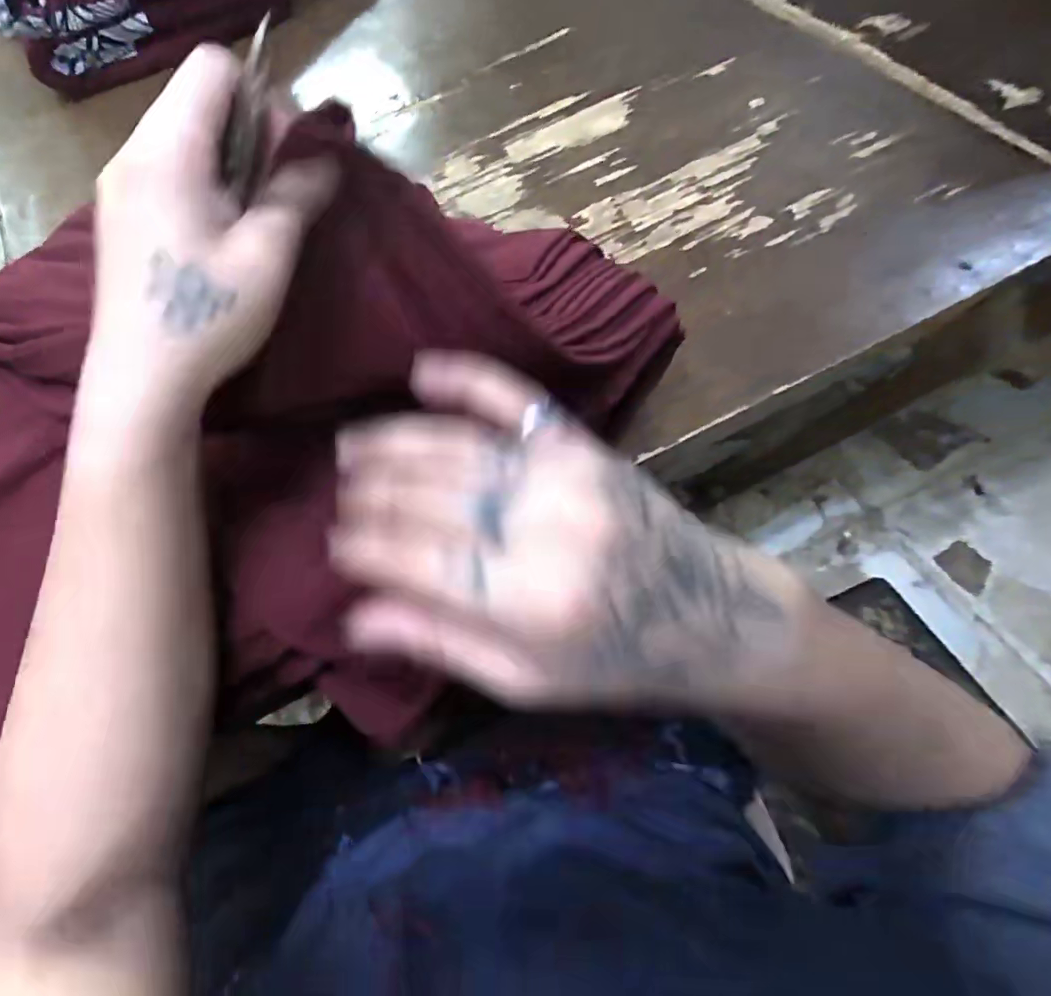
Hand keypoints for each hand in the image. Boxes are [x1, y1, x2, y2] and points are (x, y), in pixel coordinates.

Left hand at [80, 45, 338, 440]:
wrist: (138, 383)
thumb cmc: (205, 317)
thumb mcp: (268, 253)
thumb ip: (298, 191)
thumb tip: (323, 161)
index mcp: (165, 150)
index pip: (213, 65)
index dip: (261, 96)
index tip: (282, 156)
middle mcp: (129, 155)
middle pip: (194, 98)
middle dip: (246, 131)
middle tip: (270, 193)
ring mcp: (114, 189)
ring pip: (178, 136)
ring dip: (223, 161)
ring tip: (243, 220)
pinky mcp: (114, 219)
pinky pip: (161, 170)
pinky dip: (196, 183)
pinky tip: (210, 237)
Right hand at [329, 352, 810, 715]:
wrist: (718, 618)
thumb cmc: (610, 661)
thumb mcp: (521, 681)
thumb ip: (437, 642)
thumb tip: (352, 620)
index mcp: (529, 600)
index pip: (415, 561)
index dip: (363, 549)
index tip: (332, 546)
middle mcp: (544, 527)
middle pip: (427, 499)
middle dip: (369, 499)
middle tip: (339, 502)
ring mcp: (563, 475)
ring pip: (453, 448)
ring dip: (391, 444)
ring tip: (349, 449)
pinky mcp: (579, 445)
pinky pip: (515, 399)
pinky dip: (467, 378)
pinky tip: (423, 370)